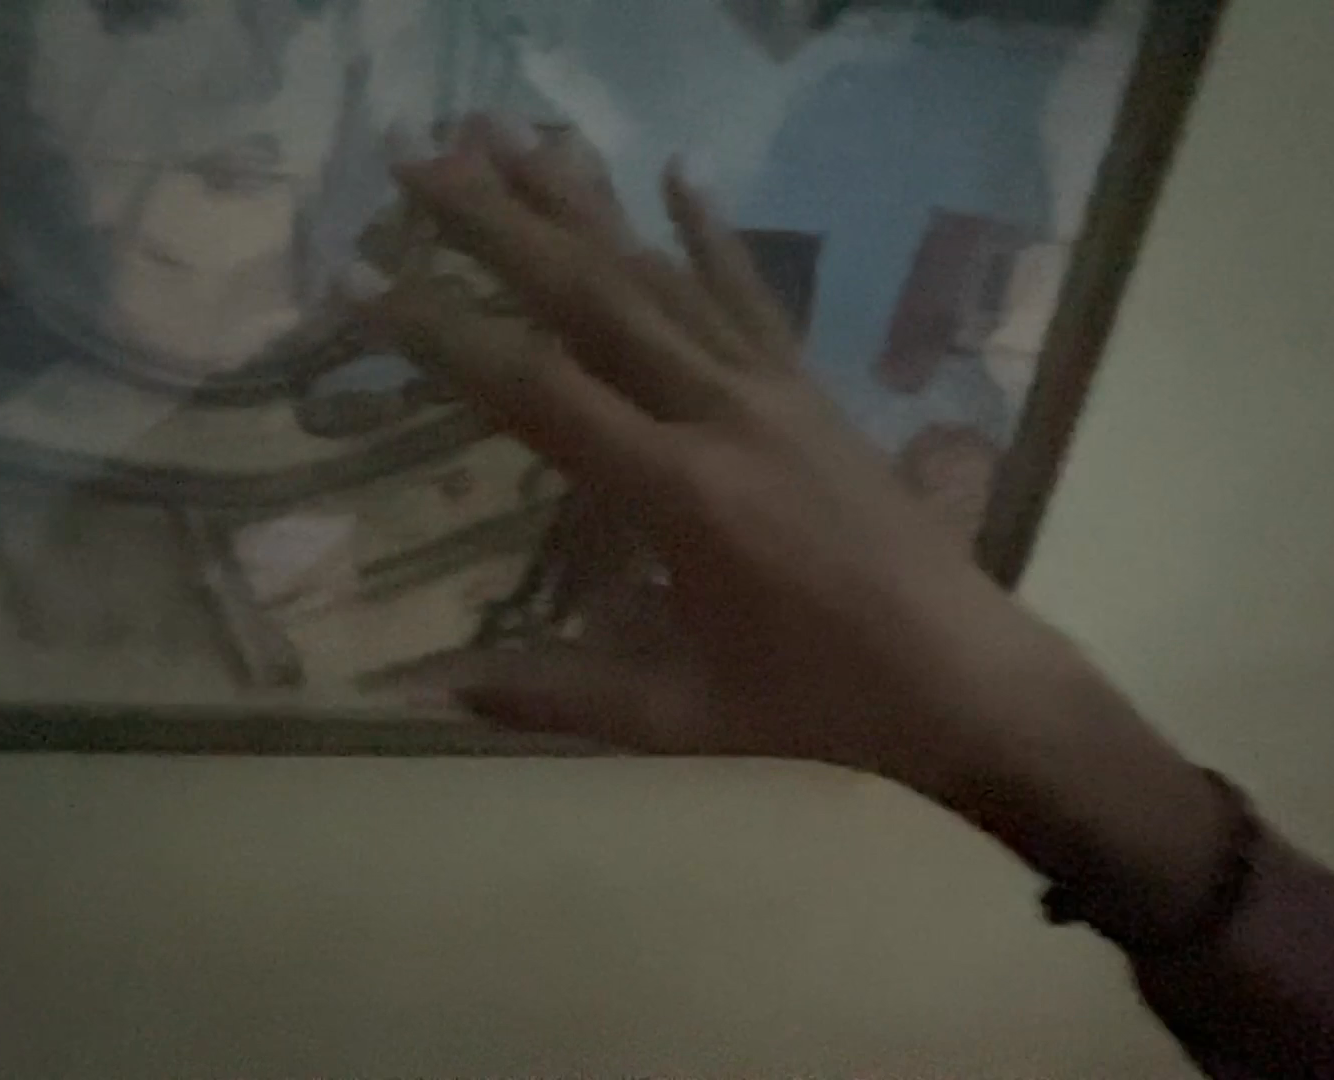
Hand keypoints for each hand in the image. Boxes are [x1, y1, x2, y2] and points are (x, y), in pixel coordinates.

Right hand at [350, 117, 1094, 795]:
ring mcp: (774, 389)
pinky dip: (710, 233)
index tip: (370, 292)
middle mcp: (721, 412)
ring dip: (583, 204)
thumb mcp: (673, 716)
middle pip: (593, 296)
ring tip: (517, 140)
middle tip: (425, 162)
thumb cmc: (812, 702)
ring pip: (663, 275)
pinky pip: (751, 296)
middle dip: (499, 224)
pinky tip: (679, 174)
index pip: (537, 388)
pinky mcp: (811, 389)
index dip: (444, 335)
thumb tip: (432, 693)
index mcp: (679, 492)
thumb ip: (551, 698)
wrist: (963, 676)